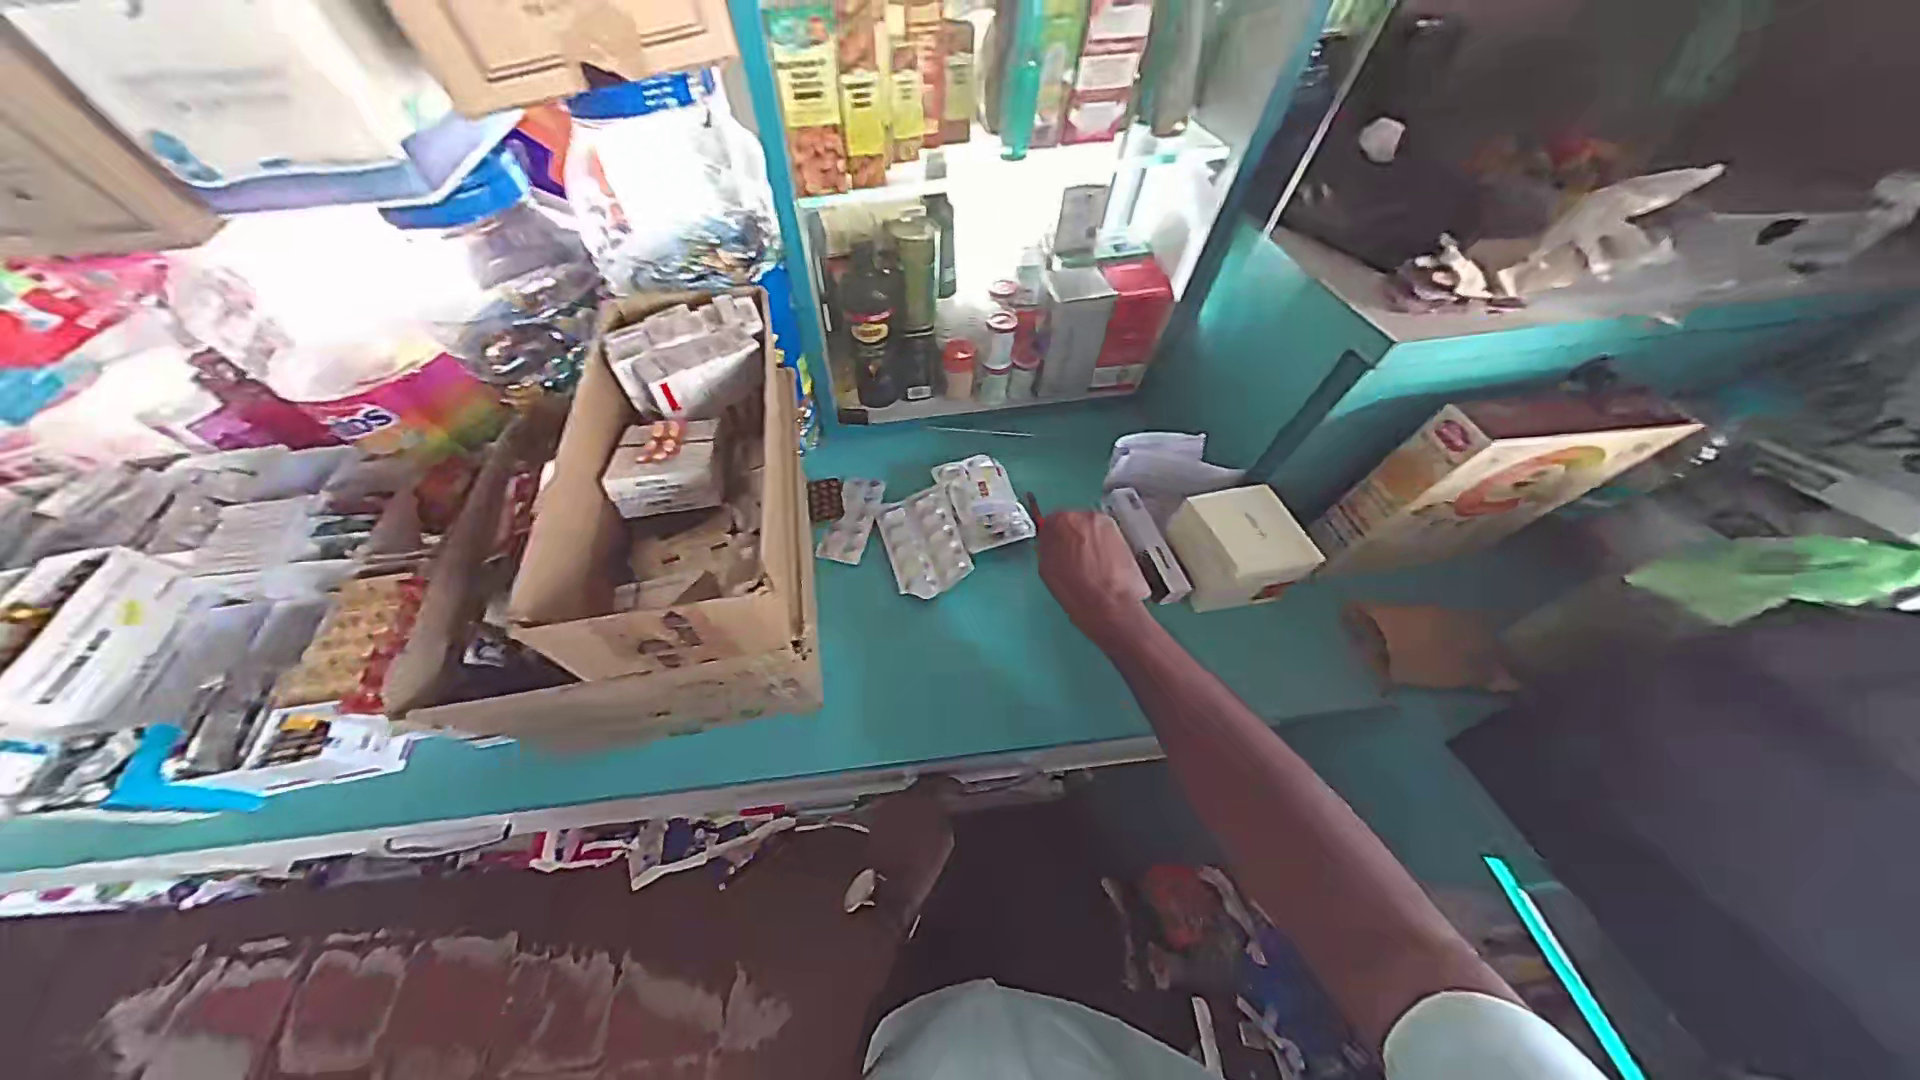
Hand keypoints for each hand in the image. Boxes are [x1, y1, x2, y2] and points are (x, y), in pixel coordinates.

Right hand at [1038, 510, 1149, 641]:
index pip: (1052, 521)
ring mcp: (1108, 526)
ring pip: (1093, 531)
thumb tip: (1052, 544)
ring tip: (1089, 566)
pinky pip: (1108, 540)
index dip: (1053, 537)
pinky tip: (1103, 568)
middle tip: (1072, 558)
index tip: (1055, 548)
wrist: (1108, 603)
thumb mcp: (1046, 567)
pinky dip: (1104, 549)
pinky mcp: (1124, 537)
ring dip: (1090, 543)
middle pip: (1075, 523)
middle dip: (1073, 537)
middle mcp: (1086, 516)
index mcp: (1061, 520)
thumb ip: (1048, 547)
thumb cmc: (1074, 589)